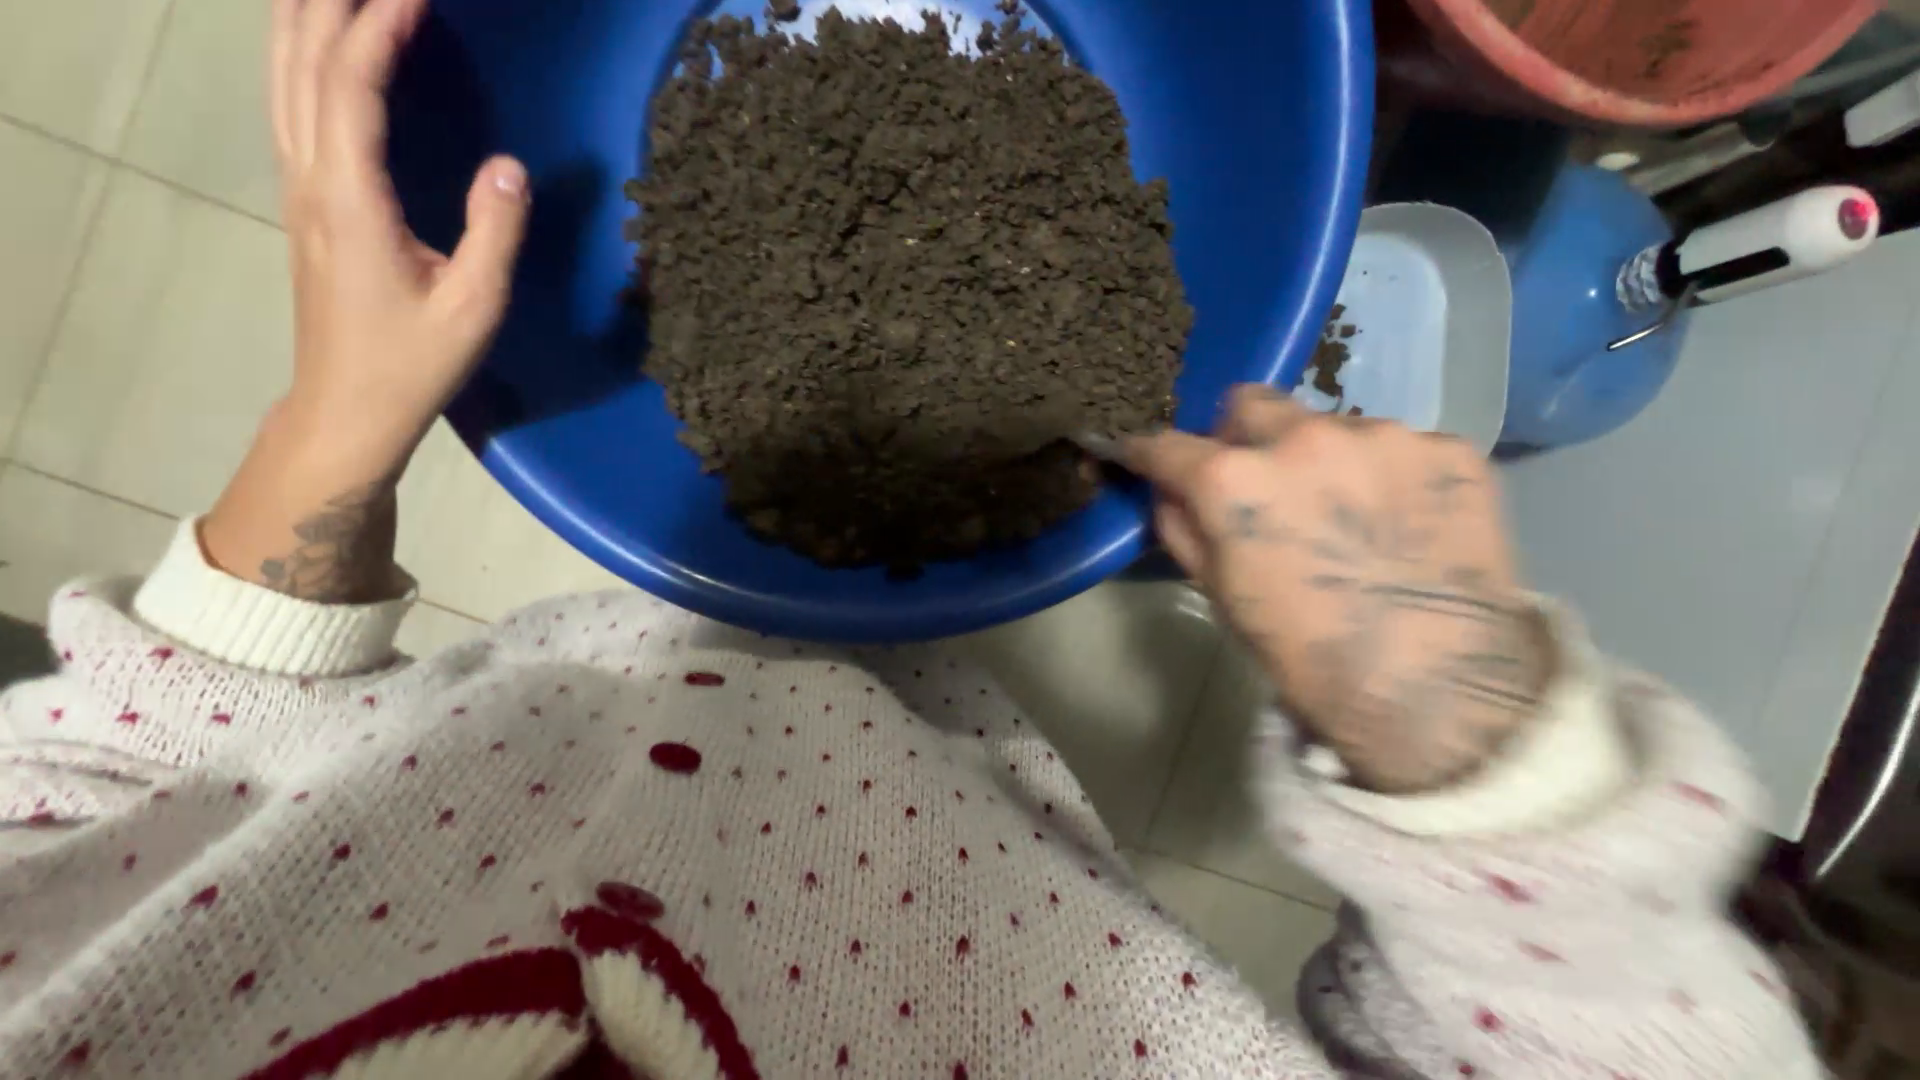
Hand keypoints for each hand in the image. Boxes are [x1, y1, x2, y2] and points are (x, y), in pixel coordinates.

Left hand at [201, 0, 527, 601]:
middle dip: (330, 5)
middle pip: (301, 64)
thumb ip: (493, 232)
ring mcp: (296, 188)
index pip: (351, 89)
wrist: (350, 404)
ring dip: (305, 21)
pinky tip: (316, 46)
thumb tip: (511, 166)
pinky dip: (300, 58)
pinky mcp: (303, 202)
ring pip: (283, 79)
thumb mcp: (474, 306)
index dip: (377, 30)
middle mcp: (310, 179)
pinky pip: (289, 105)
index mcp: (351, 200)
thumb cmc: (415, 361)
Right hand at [1122, 387, 1551, 792]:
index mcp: (1233, 481)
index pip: (1167, 444)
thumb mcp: (1221, 596)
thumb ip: (1183, 530)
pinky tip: (1403, 524)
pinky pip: (1398, 448)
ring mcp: (1383, 436)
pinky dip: (1387, 476)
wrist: (1440, 693)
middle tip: (1261, 483)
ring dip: (1322, 458)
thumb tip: (1169, 492)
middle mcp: (1302, 437)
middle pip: (1250, 404)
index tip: (1147, 457)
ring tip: (1350, 515)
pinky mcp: (1449, 449)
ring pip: (1330, 425)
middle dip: (1241, 436)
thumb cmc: (1307, 656)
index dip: (1148, 452)